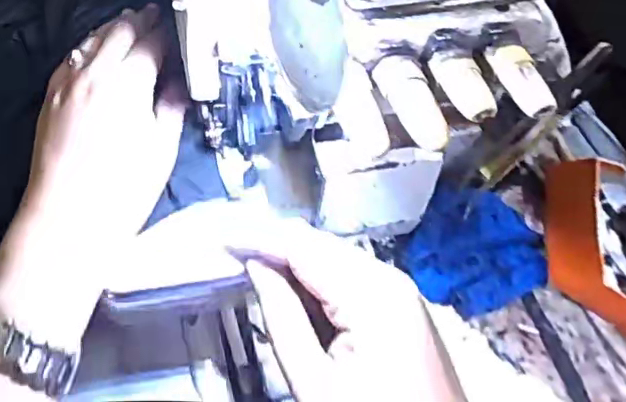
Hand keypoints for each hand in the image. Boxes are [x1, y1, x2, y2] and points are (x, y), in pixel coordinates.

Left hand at [0, 7, 184, 349]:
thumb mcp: (163, 146)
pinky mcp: (51, 95)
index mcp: (129, 80)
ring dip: (115, 27)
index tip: (177, 31)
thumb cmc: (123, 190)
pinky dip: (90, 45)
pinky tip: (97, 49)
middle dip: (142, 20)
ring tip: (130, 23)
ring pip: (94, 37)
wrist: (63, 223)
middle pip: (122, 30)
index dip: (168, 33)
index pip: (153, 41)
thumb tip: (177, 81)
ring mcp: (69, 81)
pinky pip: (73, 56)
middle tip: (156, 16)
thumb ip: (172, 104)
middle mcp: (97, 71)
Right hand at [229, 219, 465, 401]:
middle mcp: (389, 276)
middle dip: (275, 244)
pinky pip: (352, 277)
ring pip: (335, 257)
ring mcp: (400, 289)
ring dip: (295, 260)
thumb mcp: (317, 387)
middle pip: (320, 245)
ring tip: (253, 263)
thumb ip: (283, 319)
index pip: (302, 245)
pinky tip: (293, 288)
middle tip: (232, 248)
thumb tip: (256, 266)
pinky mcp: (402, 306)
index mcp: (371, 291)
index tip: (223, 238)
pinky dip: (319, 279)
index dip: (258, 237)